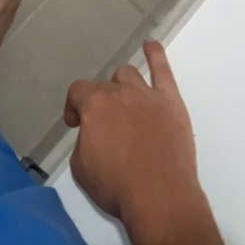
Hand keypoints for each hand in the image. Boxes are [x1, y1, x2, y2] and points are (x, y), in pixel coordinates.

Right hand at [64, 40, 202, 222]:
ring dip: (122, 86)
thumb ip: (83, 142)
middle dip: (101, 102)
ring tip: (125, 102)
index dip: (74, 106)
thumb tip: (91, 134)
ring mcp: (147, 94)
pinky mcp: (171, 101)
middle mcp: (119, 92)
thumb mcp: (82, 169)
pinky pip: (162, 69)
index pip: (77, 92)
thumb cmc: (117, 188)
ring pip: (128, 75)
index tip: (76, 124)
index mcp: (94, 105)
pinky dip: (155, 54)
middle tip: (105, 125)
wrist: (160, 199)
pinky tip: (150, 45)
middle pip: (105, 85)